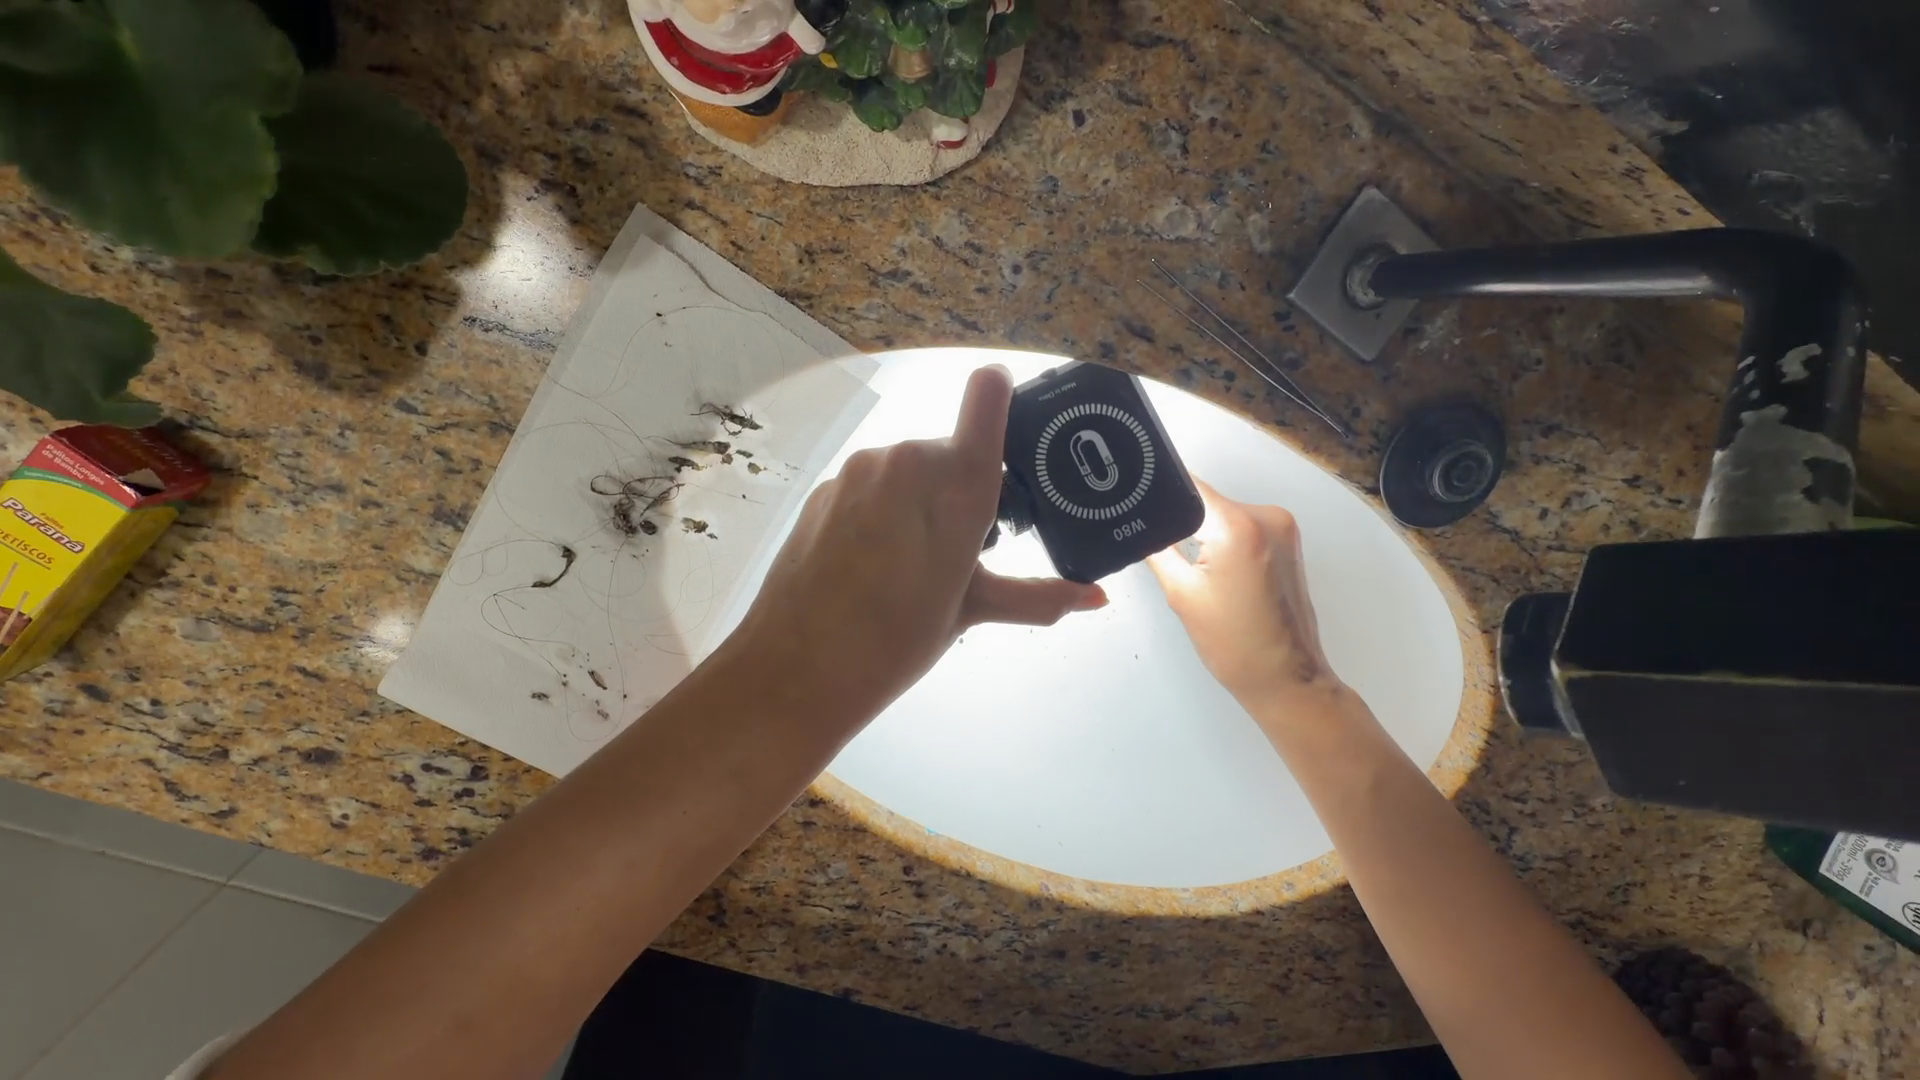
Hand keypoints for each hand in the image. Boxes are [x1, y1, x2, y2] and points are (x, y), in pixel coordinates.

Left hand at [726, 365, 1107, 724]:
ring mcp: (858, 471)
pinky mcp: (825, 490)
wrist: (797, 668)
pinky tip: (870, 564)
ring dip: (920, 501)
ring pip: (907, 470)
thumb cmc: (898, 640)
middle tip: (961, 550)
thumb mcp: (971, 611)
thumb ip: (1037, 597)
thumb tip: (1098, 597)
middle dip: (962, 488)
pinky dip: (882, 512)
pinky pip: (870, 486)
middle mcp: (907, 461)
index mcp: (956, 484)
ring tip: (910, 566)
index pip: (987, 396)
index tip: (1006, 420)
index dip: (1000, 396)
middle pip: (949, 452)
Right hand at [1148, 482, 1341, 714]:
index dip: (1158, 493)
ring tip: (1198, 573)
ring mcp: (1283, 527)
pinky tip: (1218, 575)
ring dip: (1204, 533)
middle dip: (1181, 522)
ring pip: (1223, 514)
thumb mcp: (1180, 593)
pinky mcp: (1288, 541)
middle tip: (1167, 556)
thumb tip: (1138, 523)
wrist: (1286, 678)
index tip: (1138, 506)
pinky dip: (1224, 542)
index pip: (1187, 486)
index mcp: (1238, 526)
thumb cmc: (1234, 644)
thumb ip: (1157, 548)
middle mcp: (1267, 516)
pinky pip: (1243, 527)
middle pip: (1205, 500)